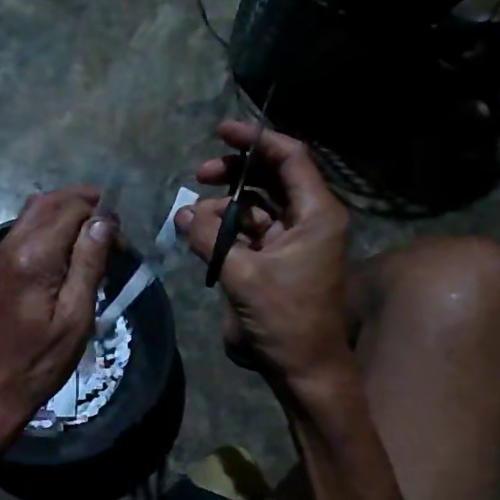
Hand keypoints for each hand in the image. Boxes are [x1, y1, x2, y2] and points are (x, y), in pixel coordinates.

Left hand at [0, 186, 117, 428]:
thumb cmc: (41, 360)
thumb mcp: (76, 316)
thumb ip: (88, 263)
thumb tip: (104, 220)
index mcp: (31, 257)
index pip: (70, 209)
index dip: (100, 215)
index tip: (122, 242)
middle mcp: (10, 245)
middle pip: (50, 201)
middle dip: (84, 207)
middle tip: (112, 235)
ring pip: (35, 211)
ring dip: (68, 215)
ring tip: (95, 241)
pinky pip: (26, 229)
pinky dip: (52, 228)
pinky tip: (71, 253)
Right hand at [175, 121, 354, 385]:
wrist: (303, 367)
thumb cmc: (285, 318)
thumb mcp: (243, 275)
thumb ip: (209, 239)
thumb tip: (183, 213)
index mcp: (316, 215)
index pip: (290, 158)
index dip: (257, 140)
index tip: (222, 132)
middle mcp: (309, 219)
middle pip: (272, 177)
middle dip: (236, 172)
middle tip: (201, 175)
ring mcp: (294, 239)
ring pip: (258, 204)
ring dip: (226, 204)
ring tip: (195, 217)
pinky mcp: (278, 259)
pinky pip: (250, 230)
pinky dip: (226, 228)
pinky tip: (202, 234)